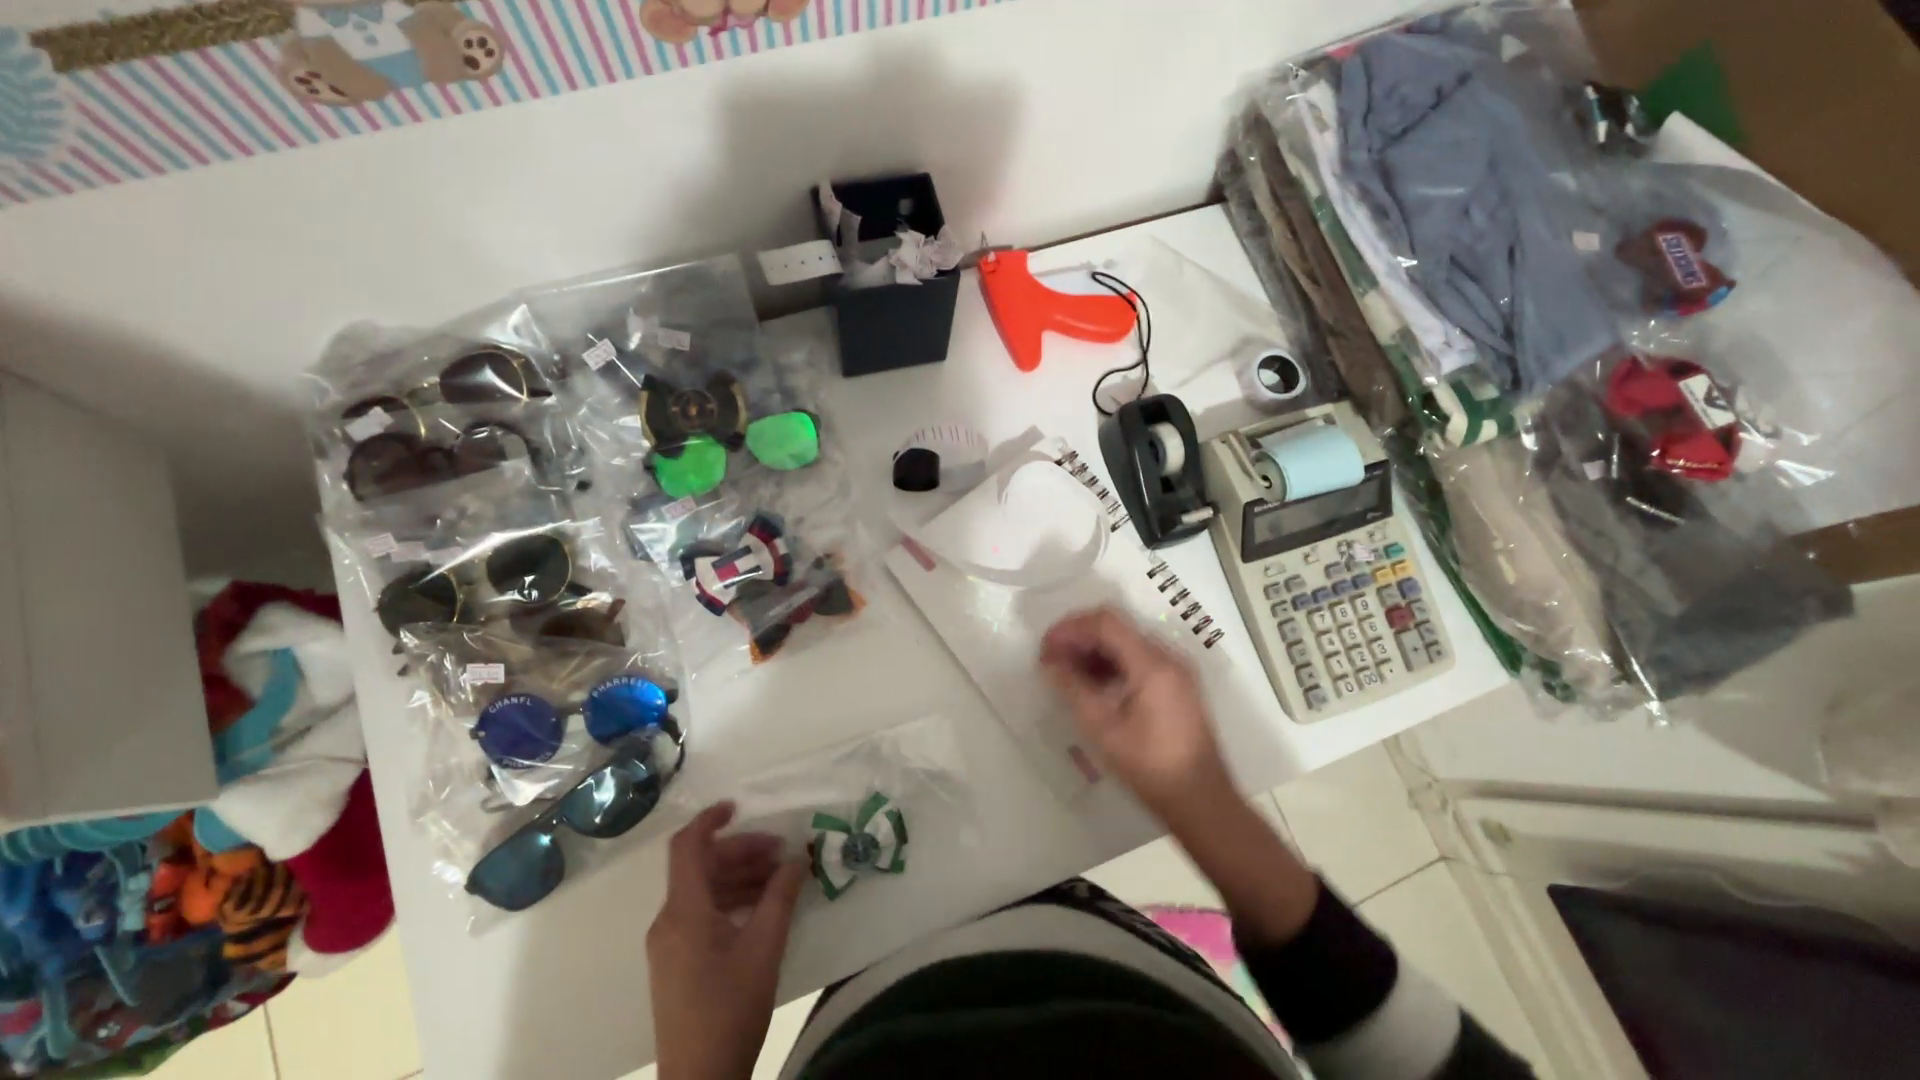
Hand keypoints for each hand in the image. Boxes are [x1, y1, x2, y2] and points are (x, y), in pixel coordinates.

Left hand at [648, 802, 807, 1079]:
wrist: (699, 1078)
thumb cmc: (731, 1009)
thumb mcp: (765, 948)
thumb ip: (781, 897)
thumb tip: (797, 858)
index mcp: (683, 912)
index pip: (687, 847)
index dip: (710, 820)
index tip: (740, 806)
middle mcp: (668, 922)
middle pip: (701, 869)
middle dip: (740, 853)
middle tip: (782, 853)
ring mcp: (669, 945)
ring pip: (703, 894)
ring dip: (739, 879)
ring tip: (780, 880)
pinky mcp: (676, 964)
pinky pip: (701, 916)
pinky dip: (730, 903)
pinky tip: (762, 911)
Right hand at [1040, 608, 1234, 821]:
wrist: (1201, 799)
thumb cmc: (1150, 766)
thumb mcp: (1103, 728)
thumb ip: (1073, 688)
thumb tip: (1051, 663)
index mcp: (1153, 663)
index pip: (1105, 622)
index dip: (1070, 628)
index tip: (1046, 648)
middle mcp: (1169, 656)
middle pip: (1117, 629)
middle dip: (1079, 638)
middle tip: (1051, 661)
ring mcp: (1177, 670)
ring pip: (1128, 643)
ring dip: (1094, 652)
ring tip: (1066, 675)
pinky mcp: (1178, 685)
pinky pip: (1140, 660)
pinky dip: (1113, 665)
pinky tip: (1093, 686)